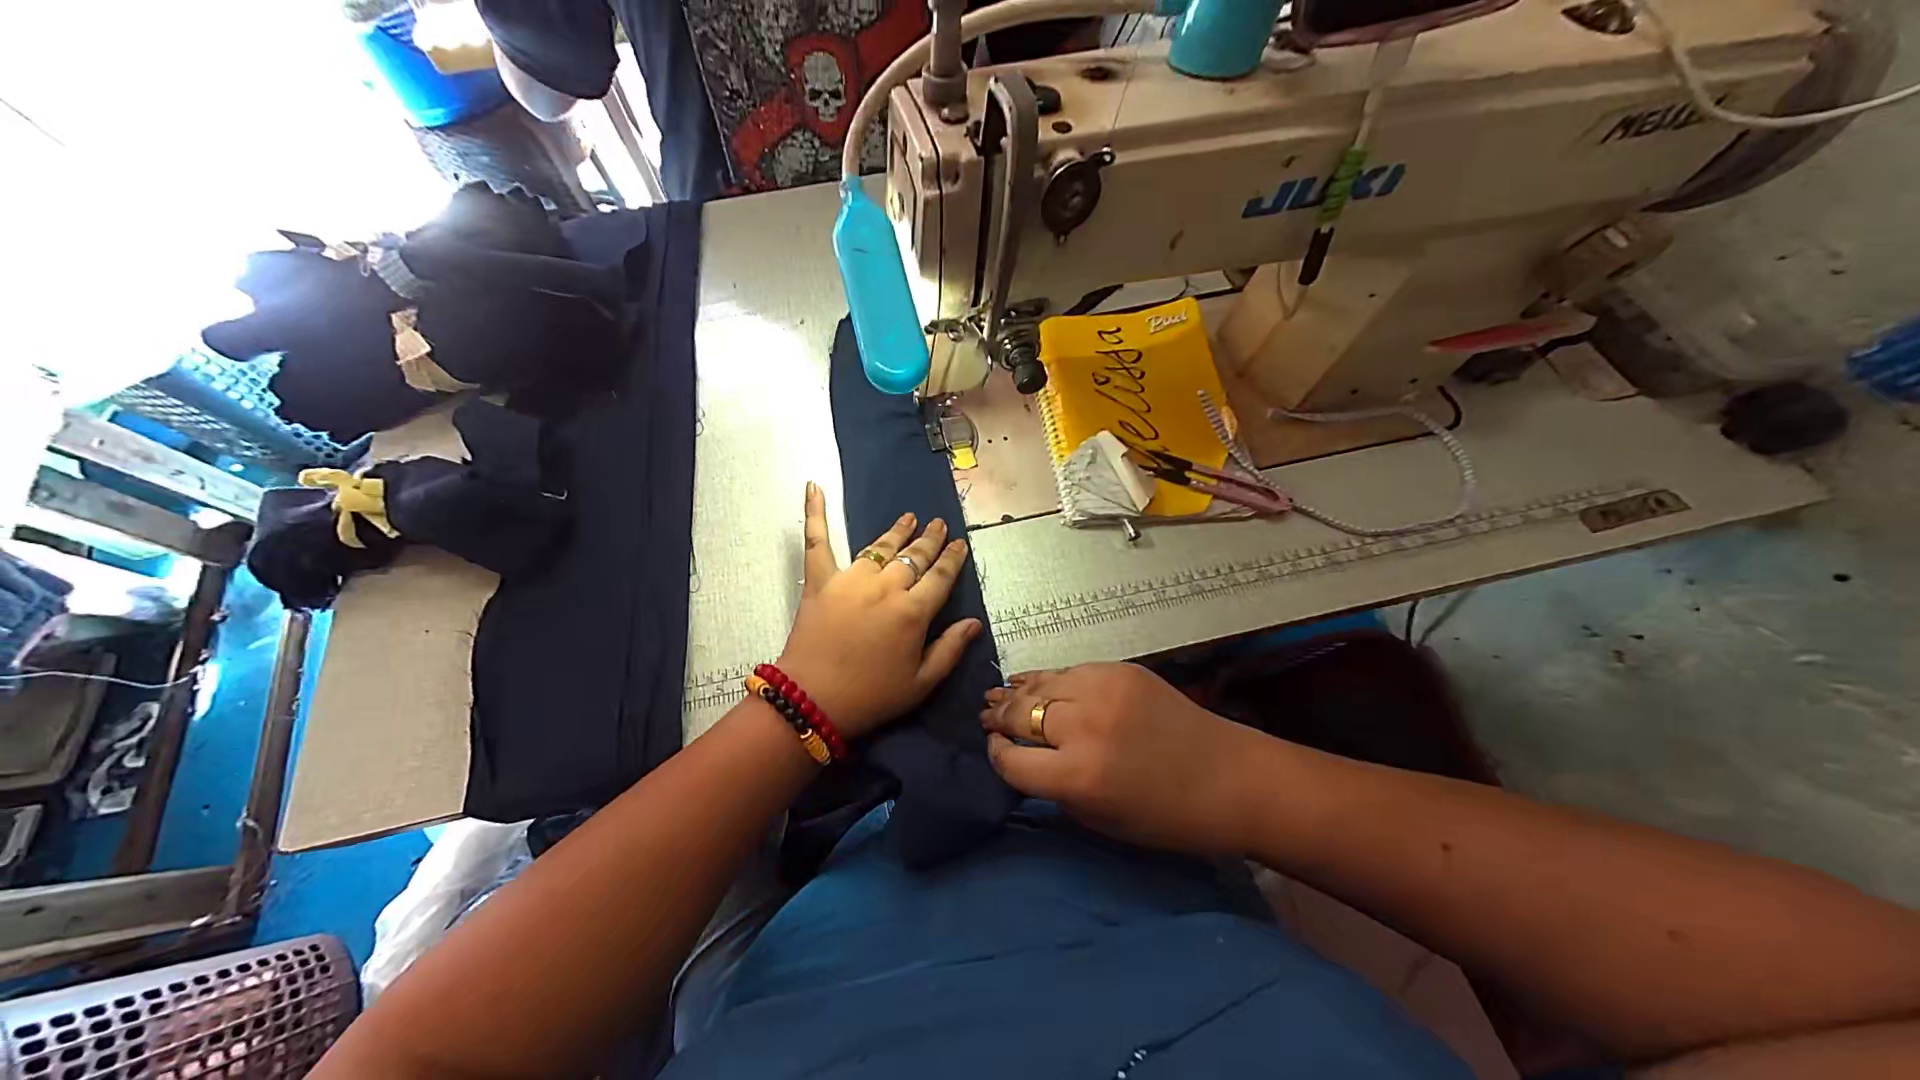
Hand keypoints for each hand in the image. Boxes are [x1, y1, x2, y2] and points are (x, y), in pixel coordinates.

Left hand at [776, 483, 979, 739]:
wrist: (812, 700)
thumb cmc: (871, 696)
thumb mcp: (921, 683)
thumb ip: (950, 649)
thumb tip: (974, 622)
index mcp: (913, 612)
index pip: (940, 577)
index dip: (952, 559)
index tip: (960, 544)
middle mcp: (886, 587)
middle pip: (913, 557)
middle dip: (929, 540)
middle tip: (938, 525)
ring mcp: (851, 579)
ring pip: (880, 546)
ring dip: (897, 531)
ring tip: (908, 517)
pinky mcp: (820, 580)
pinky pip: (817, 541)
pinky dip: (814, 513)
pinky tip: (814, 487)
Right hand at [980, 663, 1272, 855]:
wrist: (1230, 777)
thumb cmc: (1166, 816)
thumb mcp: (1099, 819)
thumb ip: (1054, 788)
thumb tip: (1022, 757)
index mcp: (1079, 776)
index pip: (1011, 760)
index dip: (996, 756)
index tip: (995, 750)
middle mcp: (1084, 727)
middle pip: (1019, 714)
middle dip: (999, 719)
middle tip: (987, 719)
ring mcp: (1103, 690)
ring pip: (1040, 684)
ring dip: (1017, 693)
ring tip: (1000, 696)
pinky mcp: (1120, 670)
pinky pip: (1070, 671)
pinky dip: (1049, 680)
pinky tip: (1035, 683)